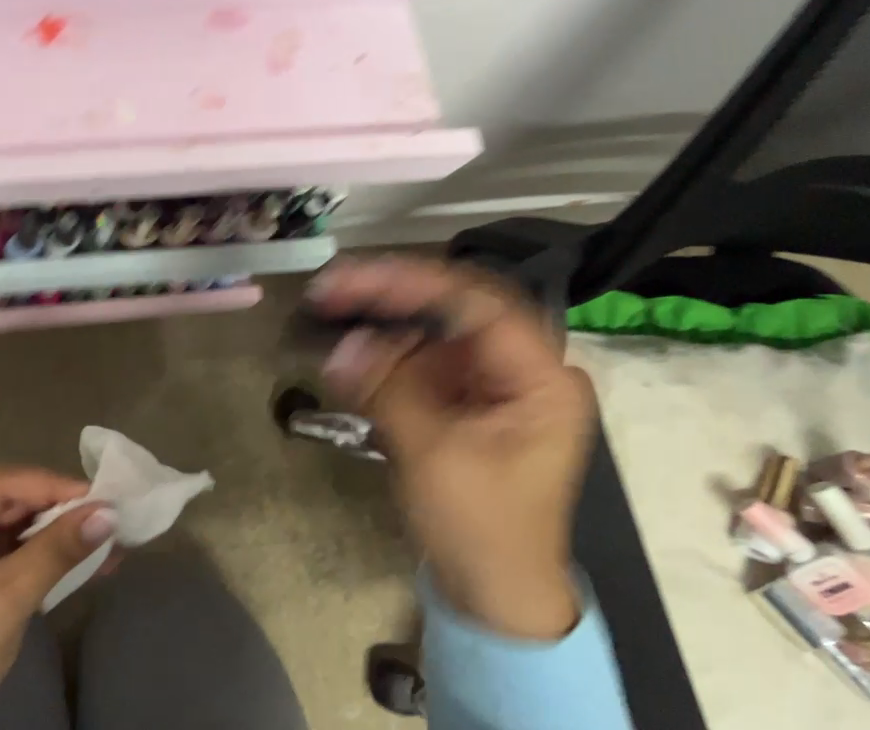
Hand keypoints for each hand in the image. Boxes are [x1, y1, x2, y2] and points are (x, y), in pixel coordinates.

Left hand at [0, 468, 115, 729]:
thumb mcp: (5, 600)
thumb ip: (55, 551)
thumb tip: (108, 513)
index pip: (1, 484)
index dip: (52, 486)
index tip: (104, 496)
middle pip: (13, 498)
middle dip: (62, 509)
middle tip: (114, 514)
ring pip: (22, 520)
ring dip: (64, 530)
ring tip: (113, 534)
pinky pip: (22, 544)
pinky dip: (54, 550)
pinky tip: (92, 555)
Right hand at [307, 256, 595, 639]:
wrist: (492, 593)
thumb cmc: (481, 529)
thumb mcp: (434, 456)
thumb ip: (388, 389)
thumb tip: (339, 344)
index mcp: (542, 381)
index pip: (480, 306)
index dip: (417, 283)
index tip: (358, 277)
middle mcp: (520, 369)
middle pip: (453, 311)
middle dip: (390, 295)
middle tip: (331, 286)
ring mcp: (489, 383)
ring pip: (430, 331)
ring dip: (379, 320)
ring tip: (327, 307)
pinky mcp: (460, 400)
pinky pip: (418, 360)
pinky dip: (380, 352)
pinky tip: (344, 345)